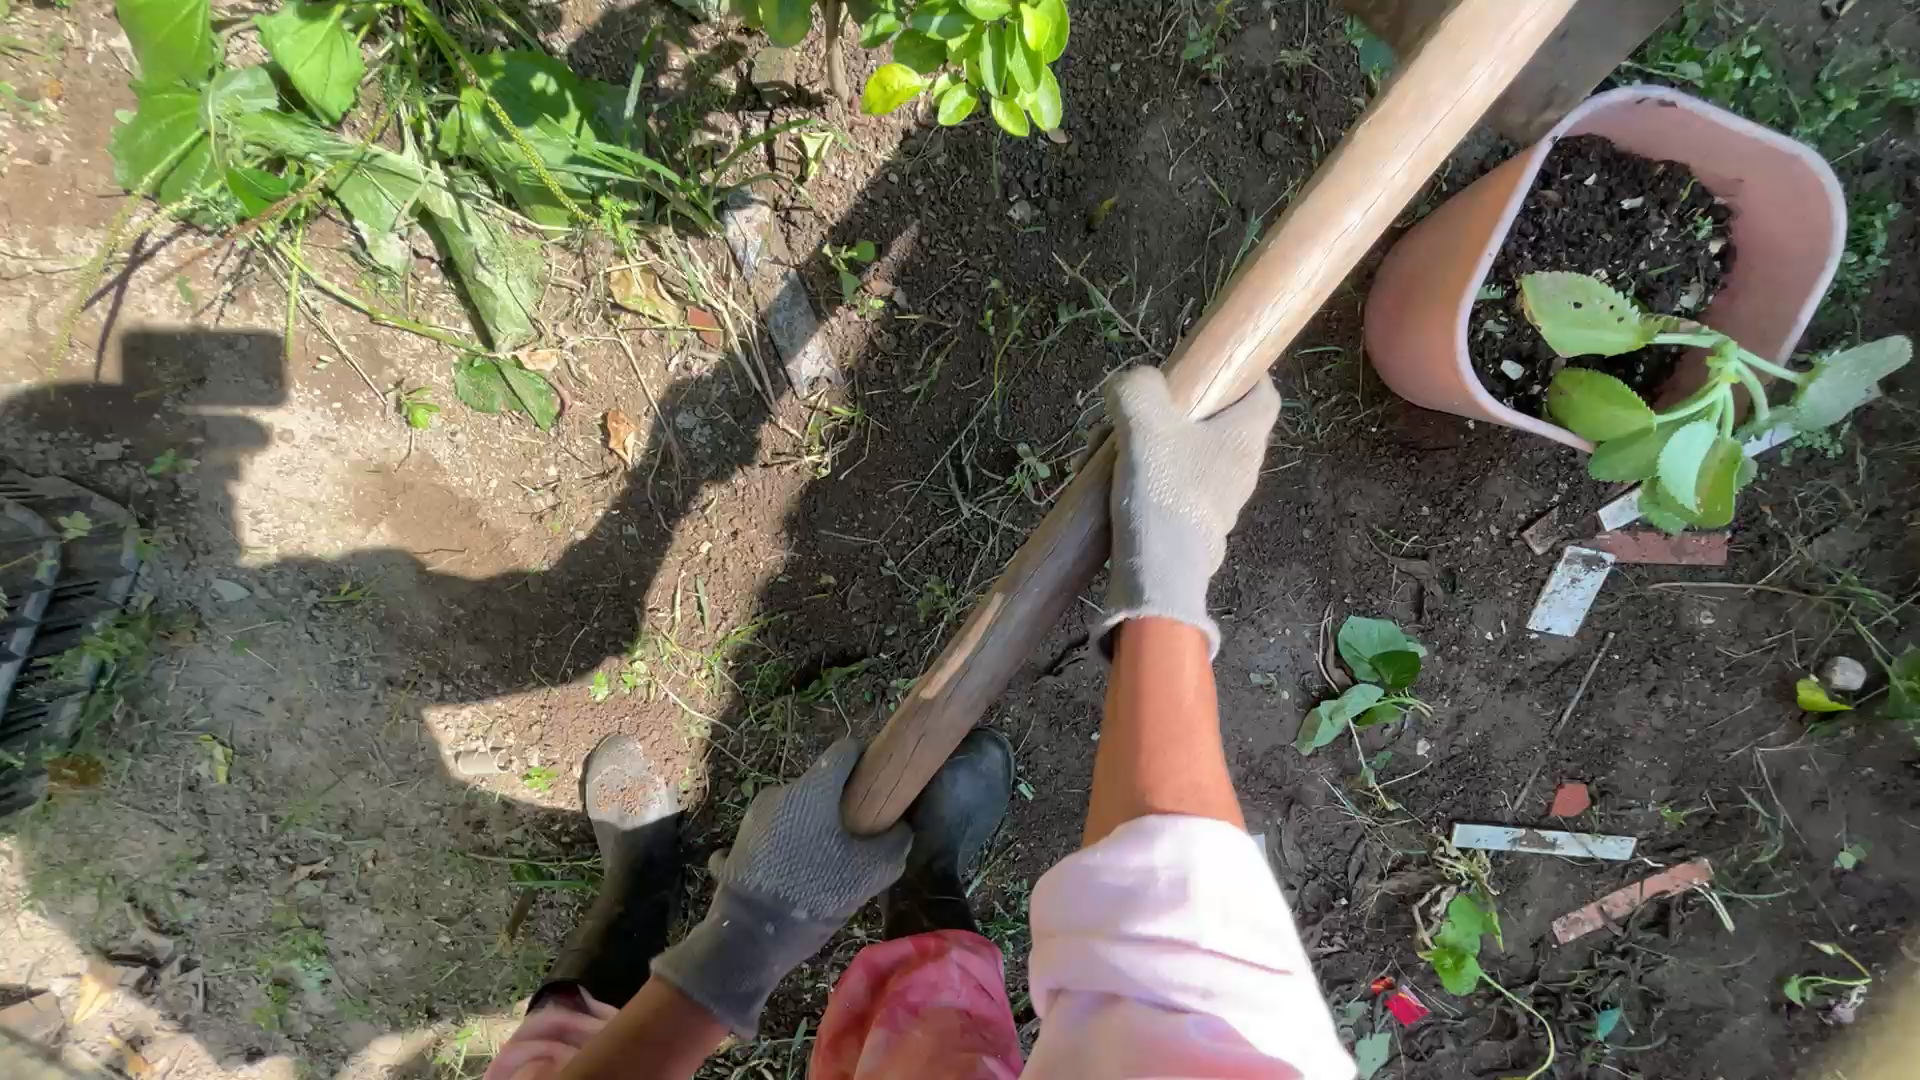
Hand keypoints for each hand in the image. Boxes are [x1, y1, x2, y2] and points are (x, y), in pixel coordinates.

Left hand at [649, 739, 909, 1035]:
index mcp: (814, 788)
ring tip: (819, 865)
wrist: (749, 939)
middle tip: (851, 839)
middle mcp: (781, 791)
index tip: (875, 786)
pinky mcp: (739, 841)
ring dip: (810, 827)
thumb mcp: (870, 873)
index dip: (865, 761)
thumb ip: (896, 842)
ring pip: (796, 810)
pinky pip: (772, 834)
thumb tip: (901, 827)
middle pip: (821, 784)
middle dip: (838, 805)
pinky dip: (784, 846)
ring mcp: (755, 816)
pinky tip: (790, 874)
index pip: (845, 749)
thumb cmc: (814, 894)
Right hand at [1094, 366, 1280, 656]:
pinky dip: (1152, 483)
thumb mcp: (1145, 422)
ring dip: (1157, 451)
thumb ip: (1138, 389)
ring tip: (1115, 454)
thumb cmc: (1165, 490)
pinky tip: (1117, 488)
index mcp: (1245, 437)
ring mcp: (1221, 504)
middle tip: (1144, 412)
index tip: (1211, 369)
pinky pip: (1177, 492)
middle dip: (1181, 416)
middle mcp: (1243, 470)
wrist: (1158, 571)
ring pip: (1192, 460)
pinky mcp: (1195, 530)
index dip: (1243, 375)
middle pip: (1219, 427)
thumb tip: (1135, 383)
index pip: (1263, 393)